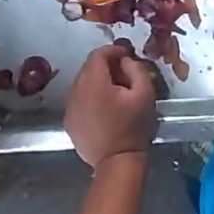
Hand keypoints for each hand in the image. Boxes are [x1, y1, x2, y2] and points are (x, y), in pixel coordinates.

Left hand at [63, 46, 159, 168]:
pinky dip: (89, 98)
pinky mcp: (68, 121)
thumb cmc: (134, 127)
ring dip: (96, 82)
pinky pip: (78, 100)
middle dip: (105, 66)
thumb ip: (136, 69)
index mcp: (94, 82)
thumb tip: (124, 61)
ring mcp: (70, 107)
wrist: (117, 162)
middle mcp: (76, 91)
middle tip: (122, 73)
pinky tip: (103, 109)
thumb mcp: (145, 94)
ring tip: (114, 92)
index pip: (98, 55)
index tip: (126, 54)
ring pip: (82, 84)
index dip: (112, 50)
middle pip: (88, 68)